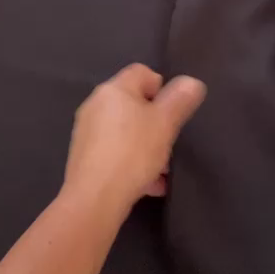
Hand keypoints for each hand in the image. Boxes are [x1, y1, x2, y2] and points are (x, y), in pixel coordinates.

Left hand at [60, 64, 207, 215]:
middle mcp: (96, 104)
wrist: (93, 201)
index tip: (173, 113)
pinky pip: (114, 152)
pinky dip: (131, 162)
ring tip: (162, 171)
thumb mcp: (165, 123)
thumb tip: (192, 82)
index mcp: (114, 89)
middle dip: (155, 122)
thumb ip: (180, 100)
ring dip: (146, 146)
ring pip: (125, 131)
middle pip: (134, 103)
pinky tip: (148, 185)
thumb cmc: (132, 153)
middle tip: (170, 143)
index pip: (143, 72)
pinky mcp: (83, 158)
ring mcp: (87, 132)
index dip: (162, 88)